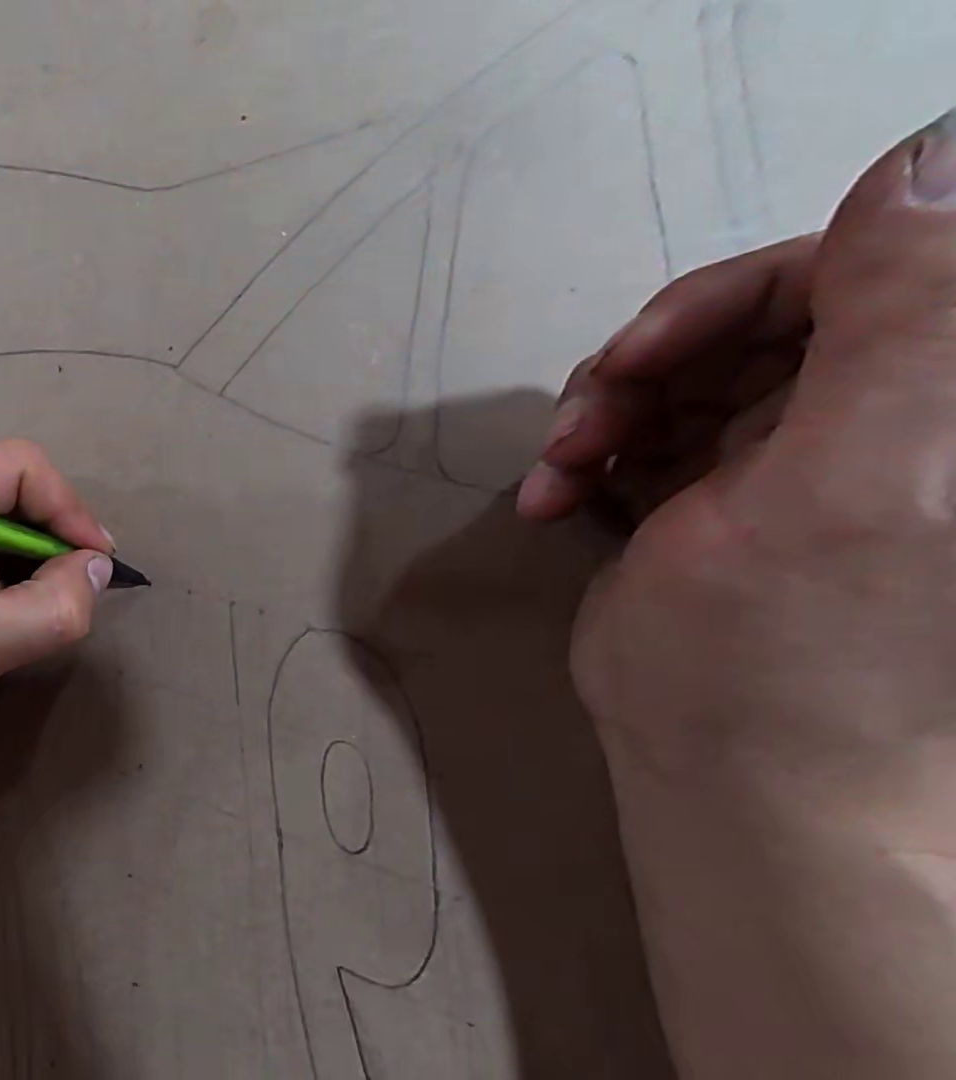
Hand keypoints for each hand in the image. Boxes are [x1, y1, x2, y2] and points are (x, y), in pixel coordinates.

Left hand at [0, 439, 115, 759]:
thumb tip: (97, 567)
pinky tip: (13, 599)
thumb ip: (55, 605)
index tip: (97, 559)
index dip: (66, 507)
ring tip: (48, 595)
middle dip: (52, 533)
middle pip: (7, 486)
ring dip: (33, 552)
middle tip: (78, 580)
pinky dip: (9, 563)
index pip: (14, 467)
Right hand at [515, 113, 955, 1076]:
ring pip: (680, 381)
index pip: (855, 270)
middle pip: (750, 325)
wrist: (727, 764)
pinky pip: (638, 437)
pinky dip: (583, 459)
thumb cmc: (791, 646)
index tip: (634, 357)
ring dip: (599, 416)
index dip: (728, 296)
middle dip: (642, 367)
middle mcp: (883, 414)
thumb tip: (939, 151)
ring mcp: (788, 459)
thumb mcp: (856, 485)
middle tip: (580, 422)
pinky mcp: (710, 497)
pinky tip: (550, 497)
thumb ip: (910, 325)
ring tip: (556, 470)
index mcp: (941, 398)